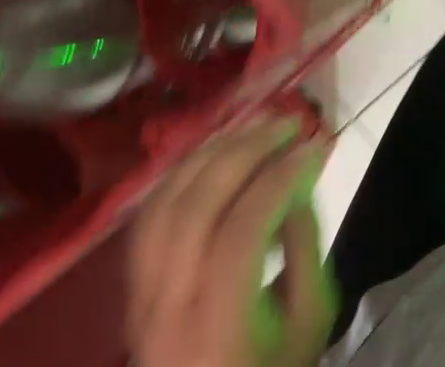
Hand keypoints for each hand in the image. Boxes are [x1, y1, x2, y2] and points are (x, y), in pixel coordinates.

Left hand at [129, 118, 336, 366]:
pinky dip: (180, 176)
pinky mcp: (130, 288)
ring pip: (164, 204)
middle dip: (245, 151)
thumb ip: (305, 250)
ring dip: (209, 154)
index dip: (279, 179)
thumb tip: (298, 183)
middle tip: (286, 122)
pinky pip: (147, 217)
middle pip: (195, 207)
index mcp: (217, 323)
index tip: (314, 145)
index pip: (241, 230)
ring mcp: (140, 296)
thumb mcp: (309, 321)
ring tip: (252, 128)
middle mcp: (167, 305)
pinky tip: (212, 156)